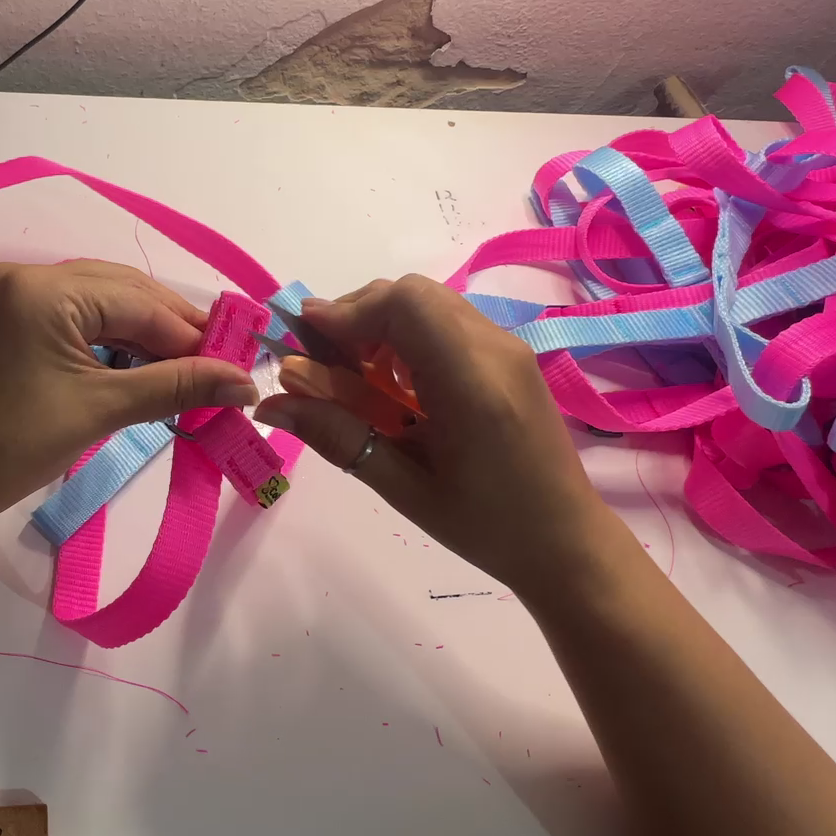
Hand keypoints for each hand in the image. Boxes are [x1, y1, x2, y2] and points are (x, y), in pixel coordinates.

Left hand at [0, 261, 258, 542]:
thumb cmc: (16, 446)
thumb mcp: (102, 410)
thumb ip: (176, 386)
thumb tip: (247, 382)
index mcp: (44, 291)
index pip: (139, 303)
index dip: (193, 334)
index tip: (237, 363)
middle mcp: (32, 276)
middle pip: (125, 293)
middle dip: (174, 331)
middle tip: (221, 366)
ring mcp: (22, 293)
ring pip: (108, 303)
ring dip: (150, 335)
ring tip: (194, 369)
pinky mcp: (21, 314)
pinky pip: (84, 316)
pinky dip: (119, 340)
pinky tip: (151, 364)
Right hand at [252, 275, 630, 593]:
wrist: (565, 542)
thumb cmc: (485, 526)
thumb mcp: (402, 487)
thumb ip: (337, 435)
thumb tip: (269, 404)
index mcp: (473, 383)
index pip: (405, 304)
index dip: (347, 311)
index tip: (304, 342)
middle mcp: (495, 350)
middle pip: (412, 294)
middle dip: (356, 316)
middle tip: (324, 364)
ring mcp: (506, 349)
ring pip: (427, 303)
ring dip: (379, 325)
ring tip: (355, 376)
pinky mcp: (507, 357)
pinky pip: (444, 322)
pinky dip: (404, 336)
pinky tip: (394, 384)